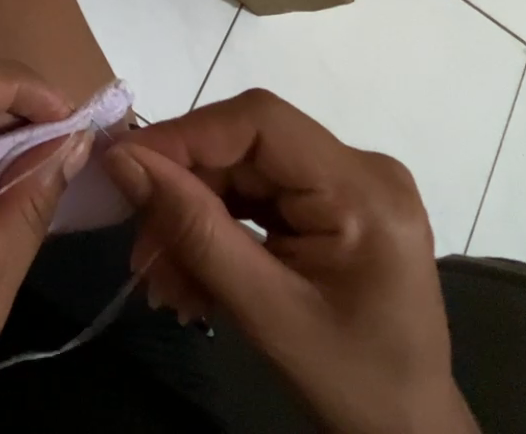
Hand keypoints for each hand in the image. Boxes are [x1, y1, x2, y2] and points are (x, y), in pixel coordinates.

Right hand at [101, 89, 476, 433]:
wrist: (405, 432)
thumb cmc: (350, 380)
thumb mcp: (265, 310)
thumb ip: (193, 228)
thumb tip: (121, 159)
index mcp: (363, 189)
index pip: (259, 122)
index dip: (185, 134)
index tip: (124, 169)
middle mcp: (358, 169)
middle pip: (242, 146)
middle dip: (182, 192)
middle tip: (141, 249)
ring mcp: (342, 184)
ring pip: (236, 171)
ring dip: (190, 217)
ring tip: (164, 279)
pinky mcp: (326, 204)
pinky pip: (250, 195)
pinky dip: (212, 228)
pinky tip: (190, 273)